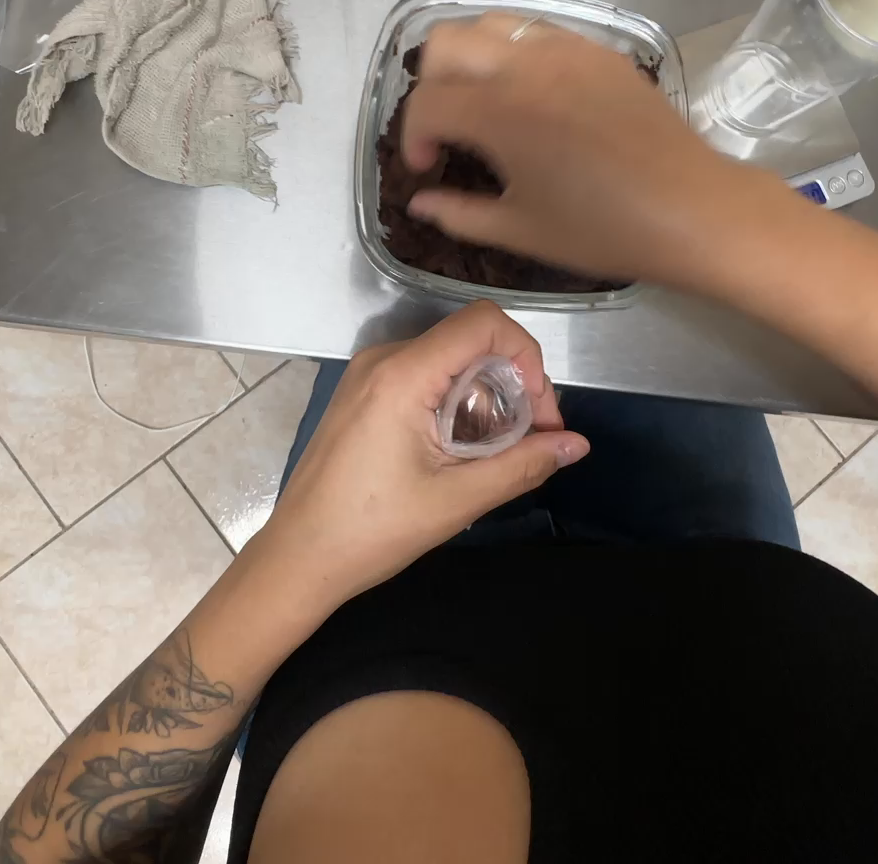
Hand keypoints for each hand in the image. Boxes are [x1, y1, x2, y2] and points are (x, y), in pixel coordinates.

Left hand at [247, 301, 588, 606]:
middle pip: (468, 339)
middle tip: (529, 438)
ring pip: (447, 358)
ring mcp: (368, 374)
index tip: (538, 410)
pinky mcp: (362, 392)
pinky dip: (454, 398)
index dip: (525, 354)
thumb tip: (577, 445)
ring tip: (497, 448)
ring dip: (484, 392)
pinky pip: (423, 374)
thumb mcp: (457, 500)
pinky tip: (459, 445)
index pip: (483, 323)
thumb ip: (523, 465)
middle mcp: (383, 359)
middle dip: (511, 380)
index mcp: (403, 374)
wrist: (300, 555)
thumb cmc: (372, 530)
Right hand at [400, 13, 784, 285]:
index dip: (412, 136)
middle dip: (430, 85)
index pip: (427, 102)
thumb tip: (420, 203)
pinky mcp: (600, 50)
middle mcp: (527, 65)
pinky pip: (538, 31)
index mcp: (501, 112)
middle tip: (447, 130)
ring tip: (483, 104)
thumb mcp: (519, 230)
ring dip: (469, 59)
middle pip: (445, 42)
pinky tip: (531, 97)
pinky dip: (514, 54)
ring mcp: (567, 49)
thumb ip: (458, 213)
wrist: (689, 209)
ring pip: (492, 23)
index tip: (425, 167)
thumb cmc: (601, 229)